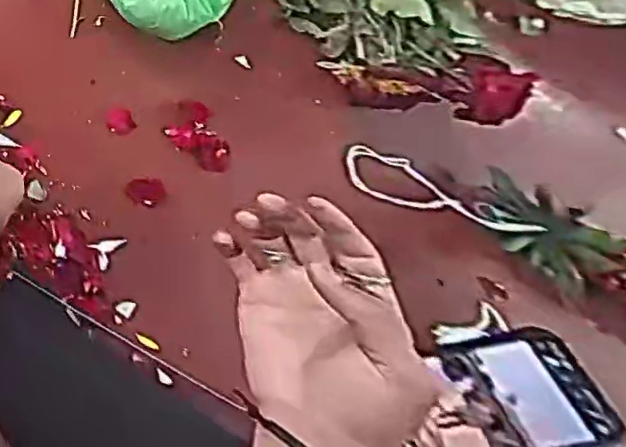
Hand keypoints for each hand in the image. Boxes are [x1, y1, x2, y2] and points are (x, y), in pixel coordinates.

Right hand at [217, 194, 438, 446]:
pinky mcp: (255, 298)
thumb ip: (373, 315)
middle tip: (271, 202)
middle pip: (307, 235)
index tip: (317, 204)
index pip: (351, 249)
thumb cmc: (364, 416)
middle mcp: (323, 289)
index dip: (336, 223)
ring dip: (260, 221)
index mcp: (364, 302)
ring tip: (249, 218)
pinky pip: (239, 260)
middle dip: (289, 213)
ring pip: (272, 239)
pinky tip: (225, 237)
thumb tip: (332, 272)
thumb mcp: (400, 371)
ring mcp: (287, 291)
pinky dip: (229, 243)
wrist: (313, 436)